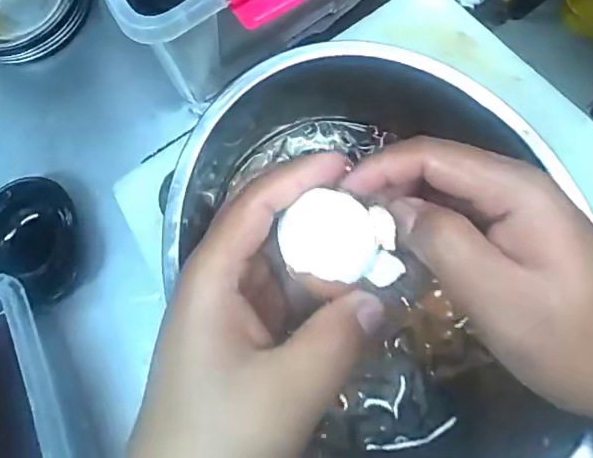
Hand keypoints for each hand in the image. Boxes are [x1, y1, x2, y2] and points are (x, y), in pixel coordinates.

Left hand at [129, 152, 387, 457]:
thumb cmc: (218, 432)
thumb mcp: (284, 390)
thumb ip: (336, 340)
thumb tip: (380, 297)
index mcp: (212, 271)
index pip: (255, 202)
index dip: (296, 175)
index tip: (342, 161)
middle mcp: (217, 278)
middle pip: (264, 225)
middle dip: (311, 208)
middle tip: (363, 200)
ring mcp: (227, 309)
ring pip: (276, 263)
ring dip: (317, 253)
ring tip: (365, 241)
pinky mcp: (240, 338)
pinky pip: (281, 299)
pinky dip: (313, 293)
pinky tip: (347, 294)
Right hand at [340, 138, 592, 430]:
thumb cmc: (572, 341)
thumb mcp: (499, 297)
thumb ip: (440, 241)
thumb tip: (393, 209)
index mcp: (514, 187)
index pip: (430, 155)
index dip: (381, 168)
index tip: (343, 193)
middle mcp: (514, 182)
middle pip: (435, 164)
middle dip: (388, 182)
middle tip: (349, 213)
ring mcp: (517, 204)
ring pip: (444, 186)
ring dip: (405, 201)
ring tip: (369, 227)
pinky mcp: (517, 227)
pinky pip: (460, 210)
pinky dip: (427, 220)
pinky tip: (408, 242)